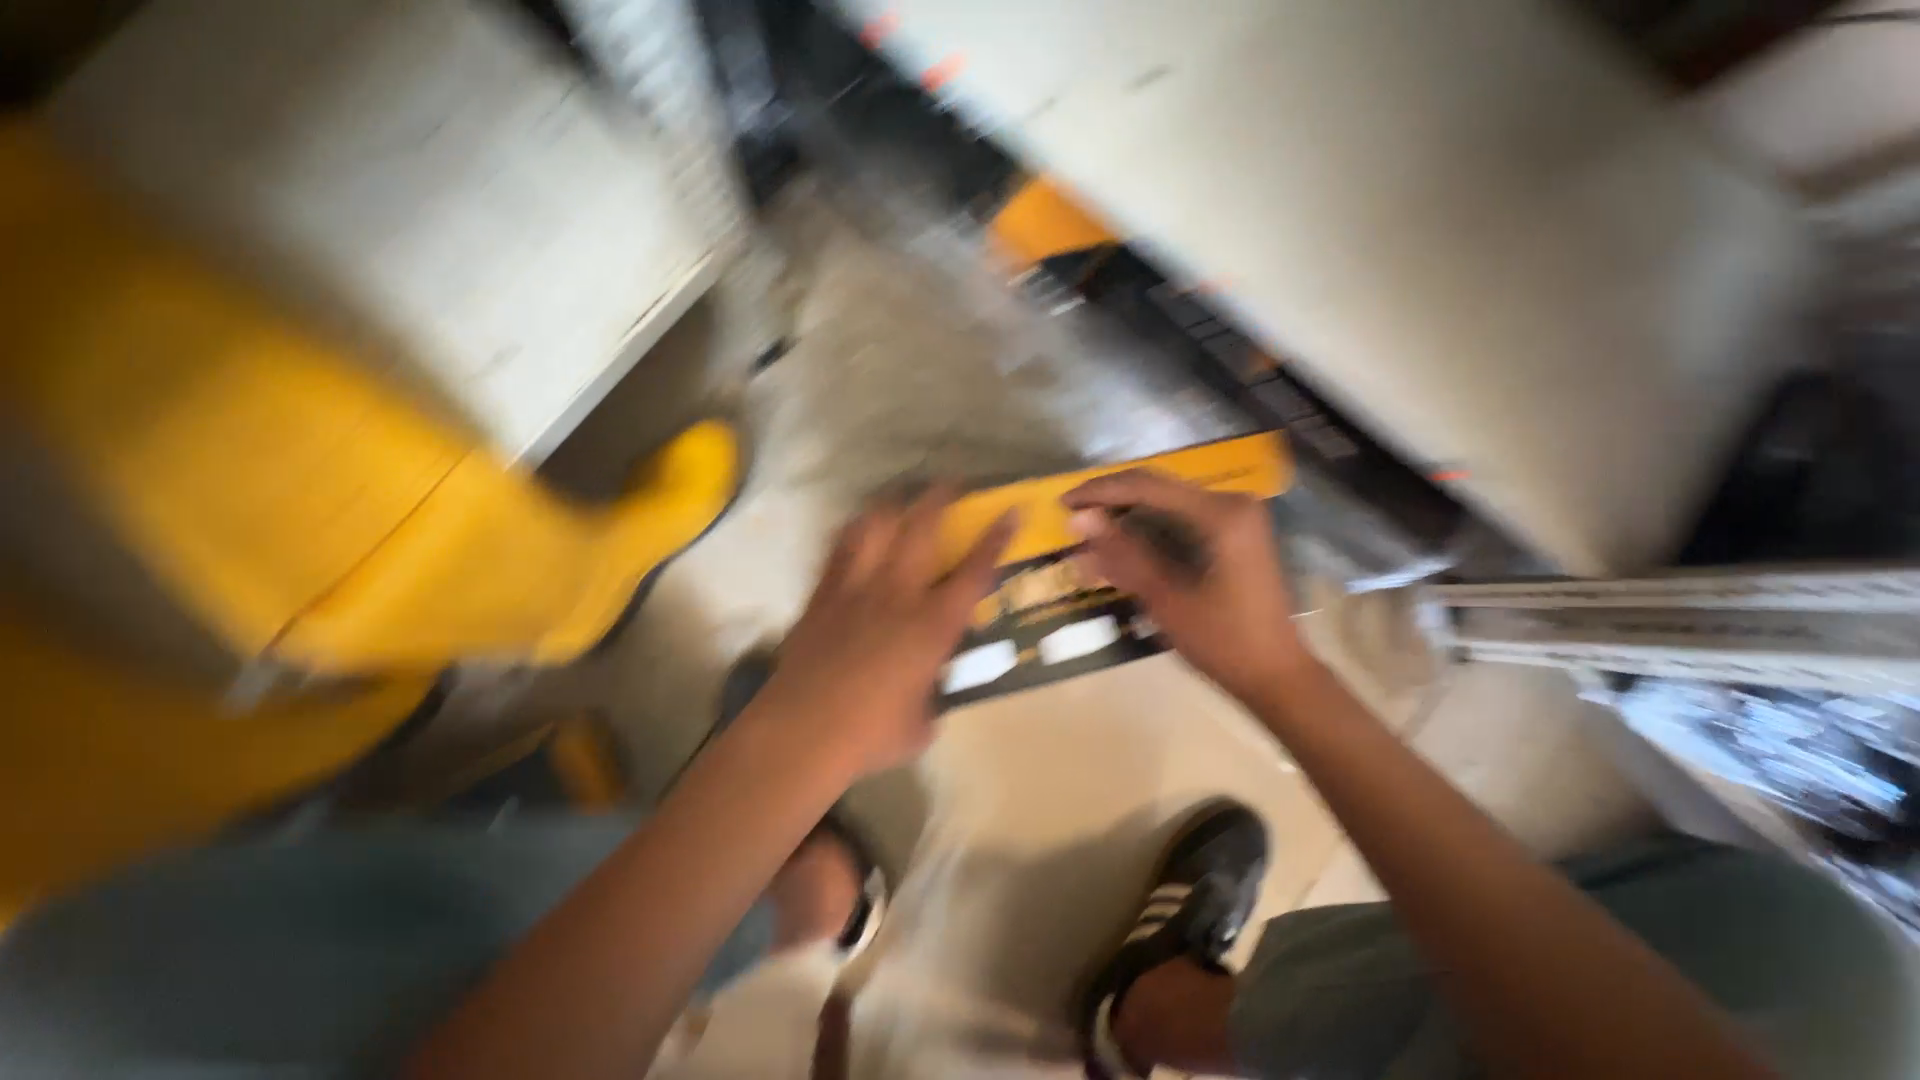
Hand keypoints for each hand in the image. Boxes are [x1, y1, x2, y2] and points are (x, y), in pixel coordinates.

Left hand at [746, 486, 1016, 778]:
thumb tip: (926, 693)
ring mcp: (855, 589)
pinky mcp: (822, 595)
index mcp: (933, 624)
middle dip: (939, 499)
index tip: (1009, 511)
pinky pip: (839, 549)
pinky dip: (852, 533)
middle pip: (921, 528)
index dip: (996, 538)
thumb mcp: (921, 722)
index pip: (974, 571)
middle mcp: (897, 594)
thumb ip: (930, 697)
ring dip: (892, 507)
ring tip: (900, 501)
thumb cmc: (871, 734)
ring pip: (875, 526)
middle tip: (949, 484)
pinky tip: (857, 529)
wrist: (803, 730)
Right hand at [1061, 469, 1308, 704]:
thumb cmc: (1223, 641)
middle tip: (1071, 520)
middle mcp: (1231, 503)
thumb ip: (1122, 554)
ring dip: (1127, 517)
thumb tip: (1078, 521)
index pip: (1147, 486)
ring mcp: (1235, 518)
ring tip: (1088, 536)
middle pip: (1157, 488)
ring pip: (1166, 503)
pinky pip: (1181, 520)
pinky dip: (1148, 531)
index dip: (1099, 492)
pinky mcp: (1233, 534)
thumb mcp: (1165, 598)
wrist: (1277, 675)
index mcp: (1220, 513)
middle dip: (1111, 502)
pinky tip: (1121, 547)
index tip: (1062, 504)